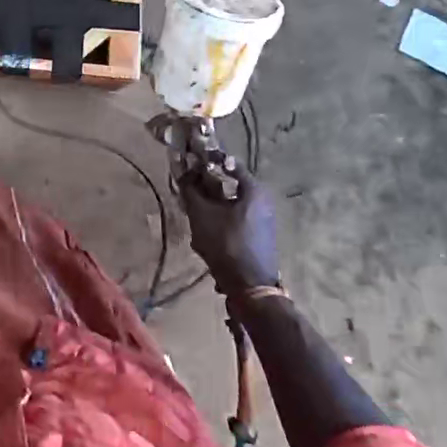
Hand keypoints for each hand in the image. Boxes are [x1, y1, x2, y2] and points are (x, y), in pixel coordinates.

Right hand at [173, 133, 278, 295]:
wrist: (250, 285)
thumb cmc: (226, 243)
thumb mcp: (202, 214)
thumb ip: (191, 190)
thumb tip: (183, 171)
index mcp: (254, 190)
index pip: (229, 164)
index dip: (207, 161)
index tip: (189, 162)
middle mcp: (263, 200)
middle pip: (230, 183)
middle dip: (207, 185)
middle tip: (188, 189)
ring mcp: (263, 218)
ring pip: (231, 201)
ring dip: (211, 203)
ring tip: (193, 210)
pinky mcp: (259, 234)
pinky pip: (236, 215)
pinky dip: (220, 216)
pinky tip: (205, 228)